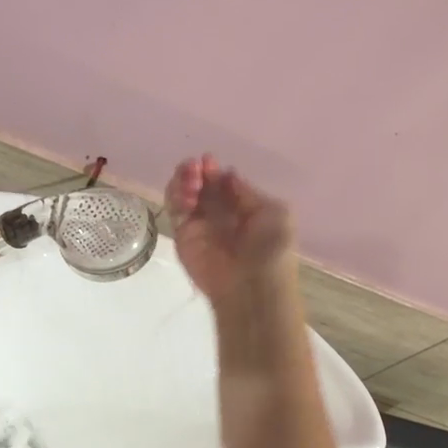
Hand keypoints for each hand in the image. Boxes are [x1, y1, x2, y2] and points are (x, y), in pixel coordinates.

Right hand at [164, 155, 295, 303]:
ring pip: (182, 194)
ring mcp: (198, 225)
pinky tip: (187, 196)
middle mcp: (218, 213)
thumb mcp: (274, 213)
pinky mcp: (182, 237)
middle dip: (194, 171)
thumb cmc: (271, 250)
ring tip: (191, 182)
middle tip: (196, 169)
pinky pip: (173, 211)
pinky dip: (176, 197)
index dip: (213, 169)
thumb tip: (227, 175)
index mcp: (242, 207)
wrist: (252, 287)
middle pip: (198, 184)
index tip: (208, 161)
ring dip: (183, 181)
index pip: (221, 181)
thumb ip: (247, 193)